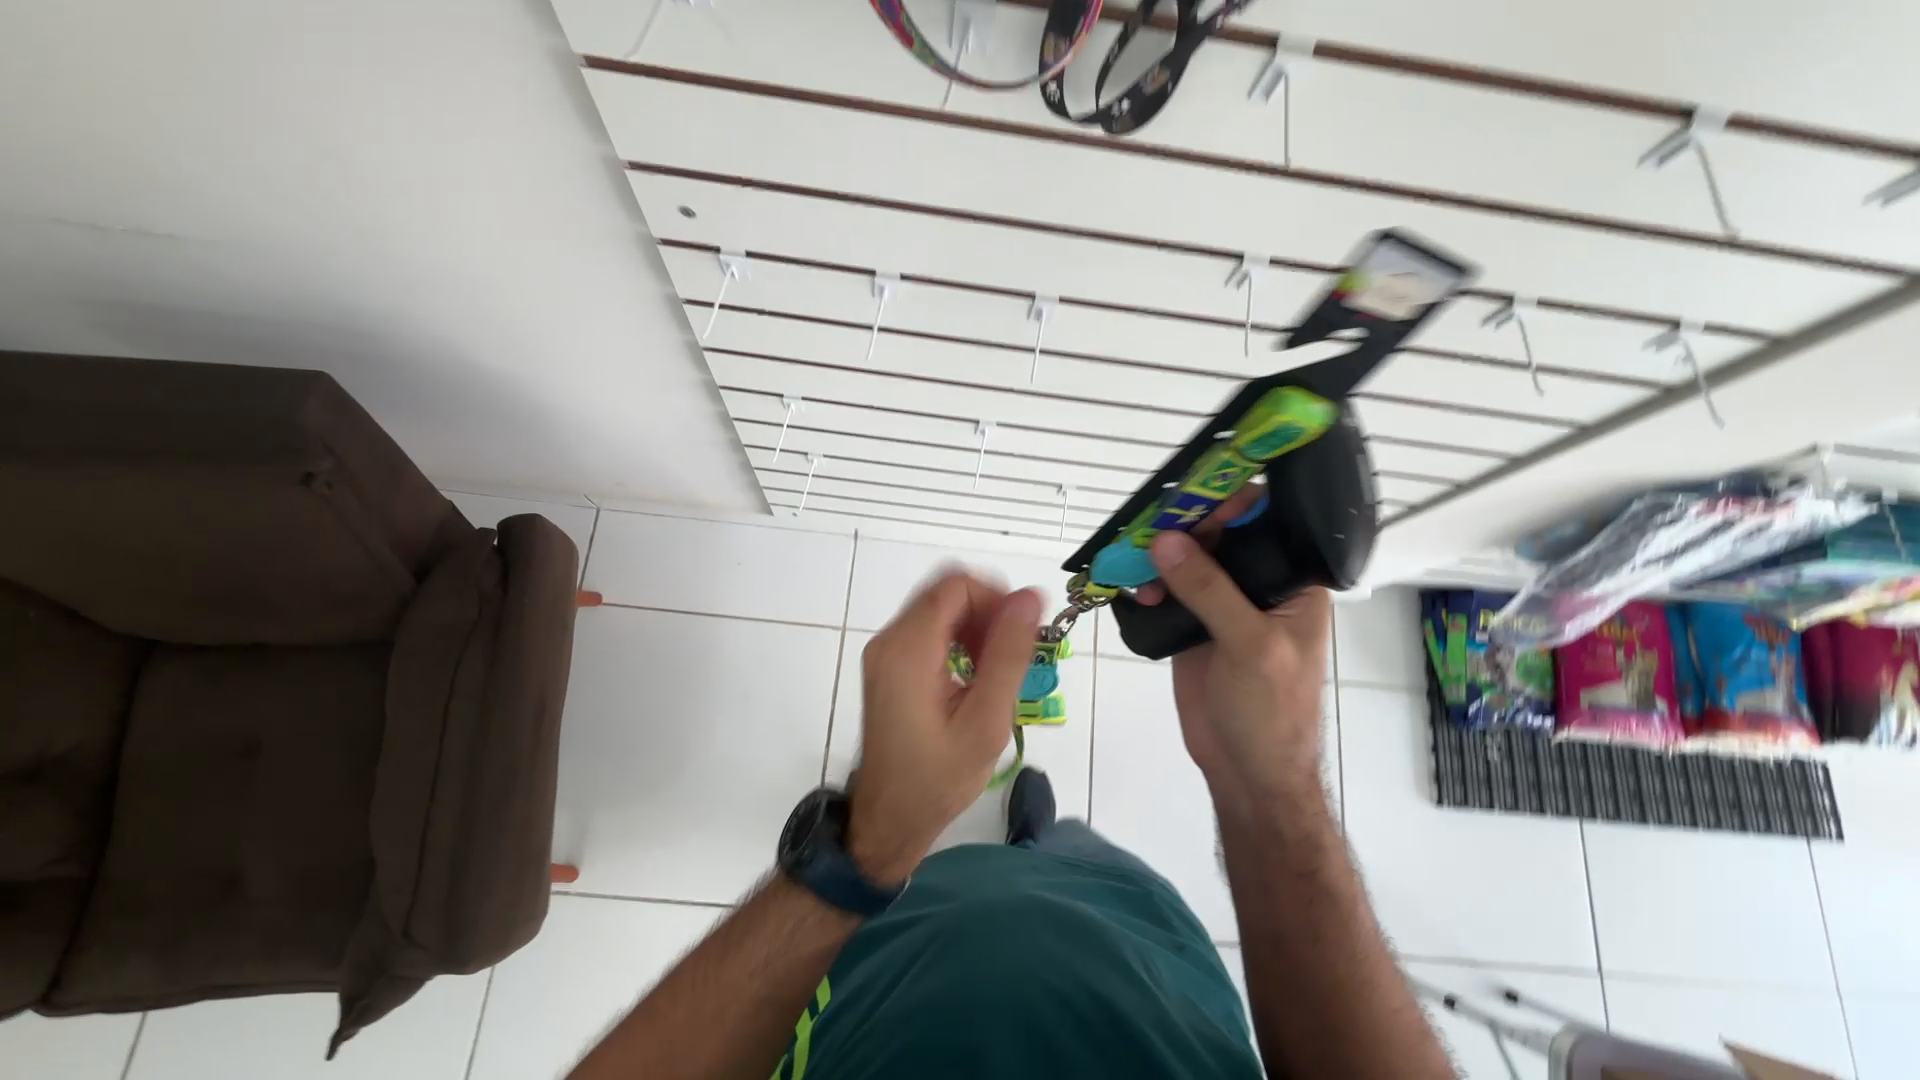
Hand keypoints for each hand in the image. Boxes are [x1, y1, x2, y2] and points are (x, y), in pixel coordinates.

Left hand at [849, 571, 1042, 884]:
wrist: (890, 819)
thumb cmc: (938, 779)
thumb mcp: (986, 722)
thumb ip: (1009, 655)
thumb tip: (1031, 598)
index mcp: (908, 651)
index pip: (955, 586)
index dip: (996, 597)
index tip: (1023, 633)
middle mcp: (888, 641)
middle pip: (946, 592)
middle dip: (988, 612)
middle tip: (1014, 655)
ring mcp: (884, 652)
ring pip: (939, 609)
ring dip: (976, 627)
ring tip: (998, 671)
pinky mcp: (887, 666)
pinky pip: (928, 631)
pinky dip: (958, 640)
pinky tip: (976, 677)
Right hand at [1143, 522, 1330, 812]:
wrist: (1246, 771)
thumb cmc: (1270, 710)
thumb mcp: (1249, 644)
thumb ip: (1209, 589)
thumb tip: (1166, 541)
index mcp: (1290, 583)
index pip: (1263, 525)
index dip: (1230, 505)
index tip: (1190, 499)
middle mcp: (1256, 586)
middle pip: (1218, 538)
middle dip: (1184, 528)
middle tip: (1149, 527)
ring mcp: (1221, 607)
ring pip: (1187, 562)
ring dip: (1159, 556)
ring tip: (1136, 565)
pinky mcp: (1191, 627)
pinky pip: (1166, 592)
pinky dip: (1146, 583)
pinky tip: (1132, 586)